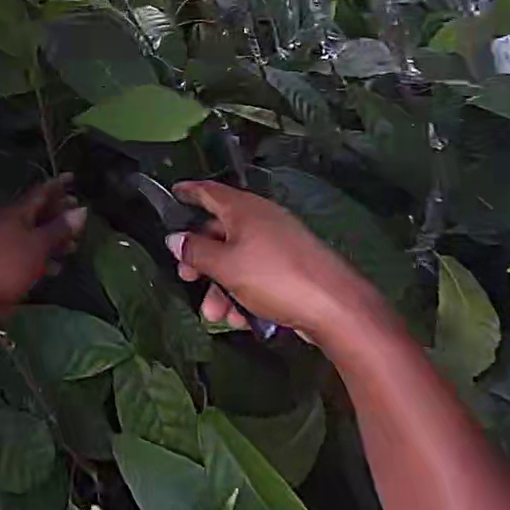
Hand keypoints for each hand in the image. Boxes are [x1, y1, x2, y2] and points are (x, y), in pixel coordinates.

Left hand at [0, 174, 86, 317]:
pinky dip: (44, 256)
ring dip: (55, 238)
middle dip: (59, 212)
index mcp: (18, 213)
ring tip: (73, 245)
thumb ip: (60, 228)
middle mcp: (11, 224)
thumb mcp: (39, 245)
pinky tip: (56, 268)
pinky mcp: (4, 264)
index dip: (57, 184)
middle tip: (79, 213)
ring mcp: (6, 244)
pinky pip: (29, 253)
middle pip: (39, 212)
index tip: (73, 177)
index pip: (41, 192)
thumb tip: (81, 210)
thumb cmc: (8, 265)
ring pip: (35, 234)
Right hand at [165, 180, 387, 343]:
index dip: (189, 191)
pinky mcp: (291, 266)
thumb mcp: (226, 266)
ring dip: (222, 286)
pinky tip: (243, 318)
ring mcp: (279, 242)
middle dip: (201, 258)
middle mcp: (261, 218)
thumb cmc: (275, 277)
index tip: (174, 192)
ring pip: (238, 258)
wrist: (335, 306)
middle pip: (221, 231)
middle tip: (186, 277)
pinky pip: (258, 273)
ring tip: (218, 314)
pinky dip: (244, 292)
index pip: (209, 191)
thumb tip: (175, 238)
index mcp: (244, 208)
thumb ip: (196, 252)